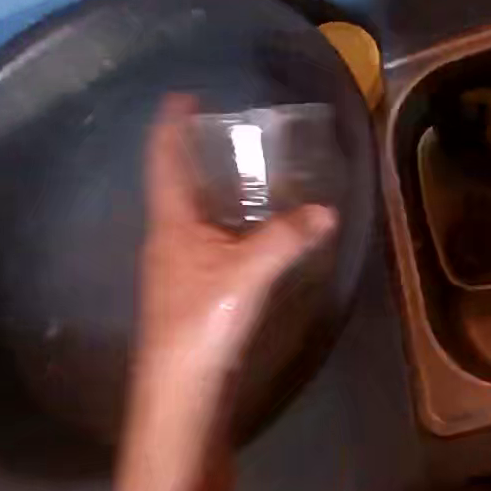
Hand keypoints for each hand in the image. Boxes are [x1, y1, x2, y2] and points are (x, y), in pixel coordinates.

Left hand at [137, 94, 336, 378]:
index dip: (170, 125)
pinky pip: (214, 241)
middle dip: (200, 155)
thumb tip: (326, 211)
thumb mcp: (247, 274)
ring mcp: (181, 268)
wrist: (181, 394)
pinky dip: (233, 225)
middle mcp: (169, 240)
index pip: (164, 161)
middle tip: (234, 134)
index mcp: (171, 225)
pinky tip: (259, 230)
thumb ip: (287, 238)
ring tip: (251, 173)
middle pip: (179, 185)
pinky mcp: (196, 292)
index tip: (184, 96)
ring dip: (218, 191)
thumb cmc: (202, 325)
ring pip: (197, 215)